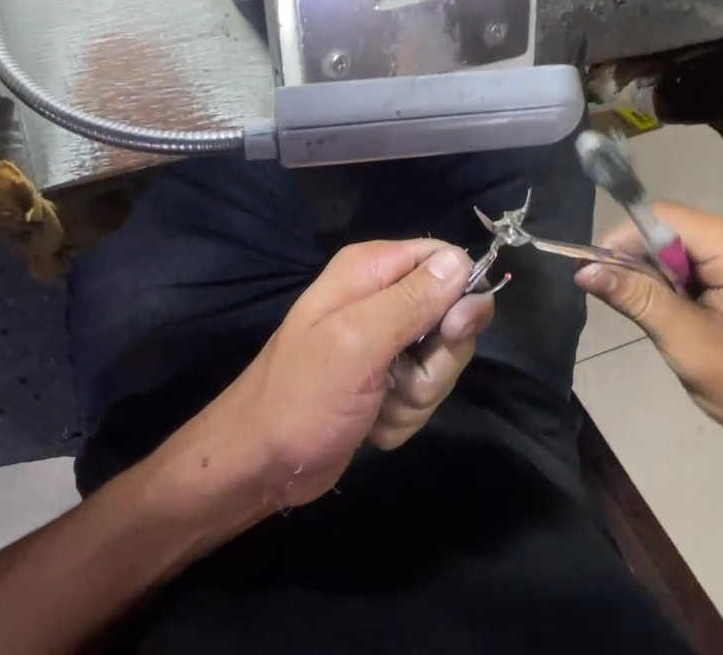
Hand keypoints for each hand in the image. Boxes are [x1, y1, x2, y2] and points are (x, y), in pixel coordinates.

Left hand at [188, 240, 490, 511]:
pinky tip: (370, 425)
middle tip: (401, 380)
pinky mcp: (385, 383)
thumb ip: (412, 300)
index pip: (445, 259)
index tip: (452, 332)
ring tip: (377, 406)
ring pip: (440, 362)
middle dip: (437, 360)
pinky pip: (422, 394)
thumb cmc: (302, 396)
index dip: (460, 295)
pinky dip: (402, 417)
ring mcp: (383, 344)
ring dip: (417, 396)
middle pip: (452, 316)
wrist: (260, 463)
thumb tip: (461, 259)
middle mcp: (379, 298)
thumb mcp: (358, 342)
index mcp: (369, 271)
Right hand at [574, 206, 722, 480]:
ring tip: (676, 323)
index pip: (664, 218)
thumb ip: (638, 299)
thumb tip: (583, 268)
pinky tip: (695, 317)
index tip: (596, 278)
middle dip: (646, 266)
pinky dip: (685, 282)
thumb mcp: (691, 348)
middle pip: (672, 228)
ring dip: (665, 278)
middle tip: (646, 315)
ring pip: (682, 243)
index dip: (622, 242)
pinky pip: (702, 255)